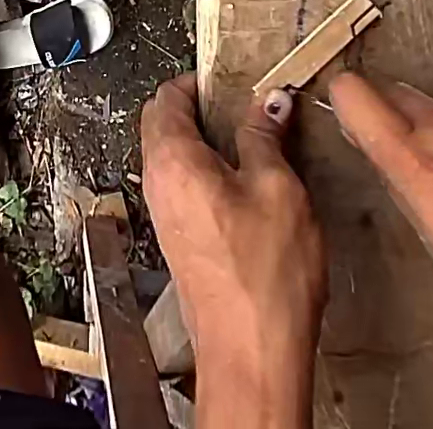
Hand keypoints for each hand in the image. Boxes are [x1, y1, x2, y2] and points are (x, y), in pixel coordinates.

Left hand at [140, 75, 323, 428]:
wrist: (249, 352)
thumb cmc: (265, 273)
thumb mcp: (277, 189)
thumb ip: (265, 137)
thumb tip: (270, 100)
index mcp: (172, 158)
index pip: (167, 97)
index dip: (195, 82)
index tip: (227, 80)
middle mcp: (156, 179)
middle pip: (159, 120)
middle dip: (191, 104)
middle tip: (235, 104)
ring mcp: (160, 208)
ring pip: (165, 151)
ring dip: (194, 135)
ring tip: (241, 137)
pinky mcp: (173, 232)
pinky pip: (174, 179)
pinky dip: (195, 164)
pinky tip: (234, 177)